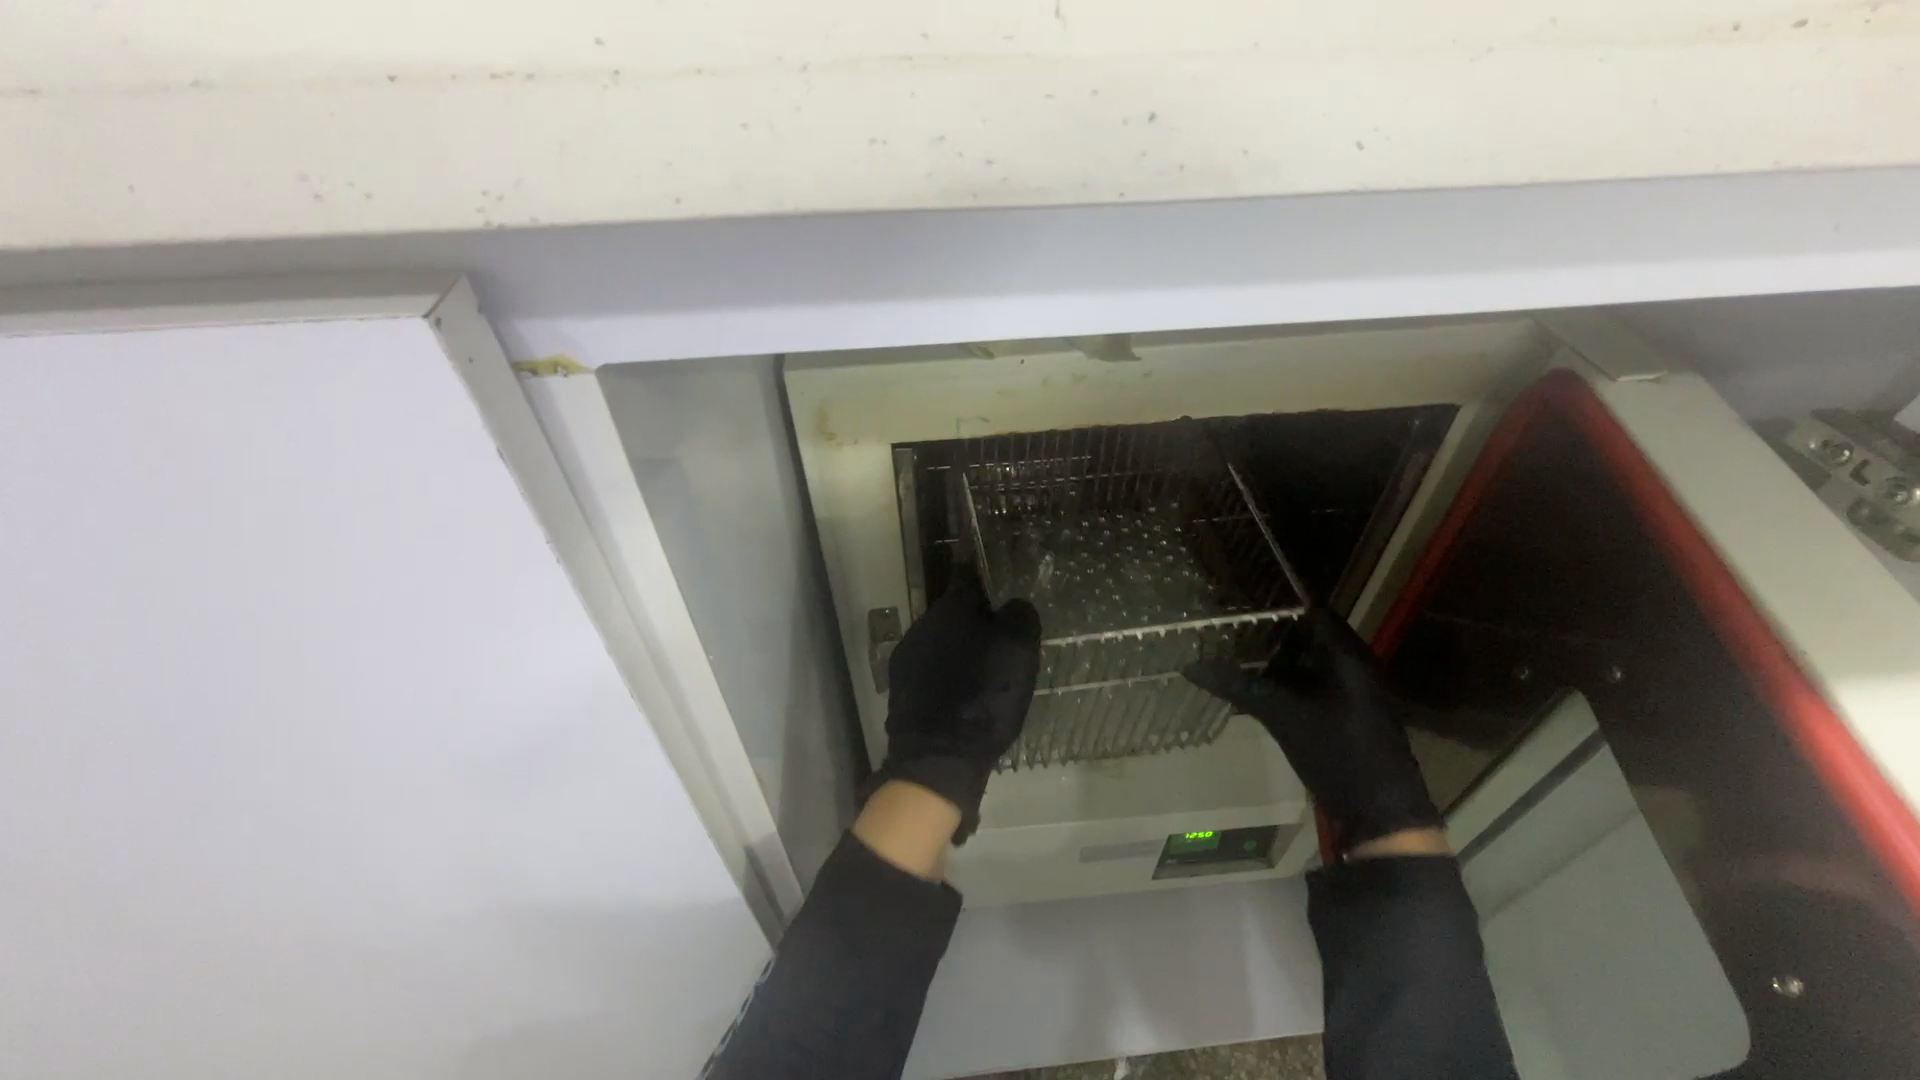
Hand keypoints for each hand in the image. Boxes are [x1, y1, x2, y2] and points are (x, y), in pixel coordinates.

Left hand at [866, 572, 1040, 843]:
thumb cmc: (985, 697)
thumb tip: (1013, 604)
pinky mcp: (900, 687)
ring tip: (983, 668)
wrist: (938, 756)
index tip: (1002, 586)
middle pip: (954, 612)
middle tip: (1001, 637)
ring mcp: (906, 656)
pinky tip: (961, 692)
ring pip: (940, 640)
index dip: (987, 579)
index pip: (969, 576)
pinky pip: (929, 668)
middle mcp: (922, 624)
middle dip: (974, 620)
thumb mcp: (1018, 652)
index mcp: (951, 608)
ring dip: (958, 647)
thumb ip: (1019, 616)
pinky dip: (945, 673)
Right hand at [1185, 609, 1439, 851]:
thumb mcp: (1282, 715)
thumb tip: (1192, 667)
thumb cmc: (1337, 752)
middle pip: (1310, 636)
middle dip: (1272, 630)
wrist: (1379, 812)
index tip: (1243, 595)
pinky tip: (1256, 690)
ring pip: (1310, 663)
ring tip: (1236, 653)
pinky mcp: (1346, 716)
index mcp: (1348, 657)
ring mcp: (1353, 693)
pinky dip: (1287, 683)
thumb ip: (1239, 687)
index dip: (1280, 600)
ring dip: (1278, 659)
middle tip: (1230, 623)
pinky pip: (1313, 686)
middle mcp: (1354, 667)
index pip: (1314, 610)